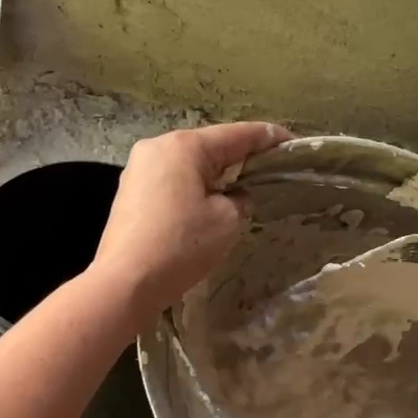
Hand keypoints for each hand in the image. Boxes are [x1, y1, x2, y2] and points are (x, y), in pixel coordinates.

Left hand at [89, 122, 289, 322]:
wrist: (125, 282)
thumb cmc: (180, 246)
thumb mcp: (227, 220)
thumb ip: (240, 199)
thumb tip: (234, 196)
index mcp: (183, 146)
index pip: (237, 134)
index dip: (269, 138)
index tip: (292, 144)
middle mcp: (156, 147)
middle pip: (209, 146)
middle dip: (239, 157)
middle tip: (269, 169)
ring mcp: (137, 170)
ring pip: (188, 165)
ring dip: (214, 175)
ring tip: (241, 188)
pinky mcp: (129, 194)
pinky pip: (171, 182)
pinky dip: (192, 188)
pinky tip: (206, 205)